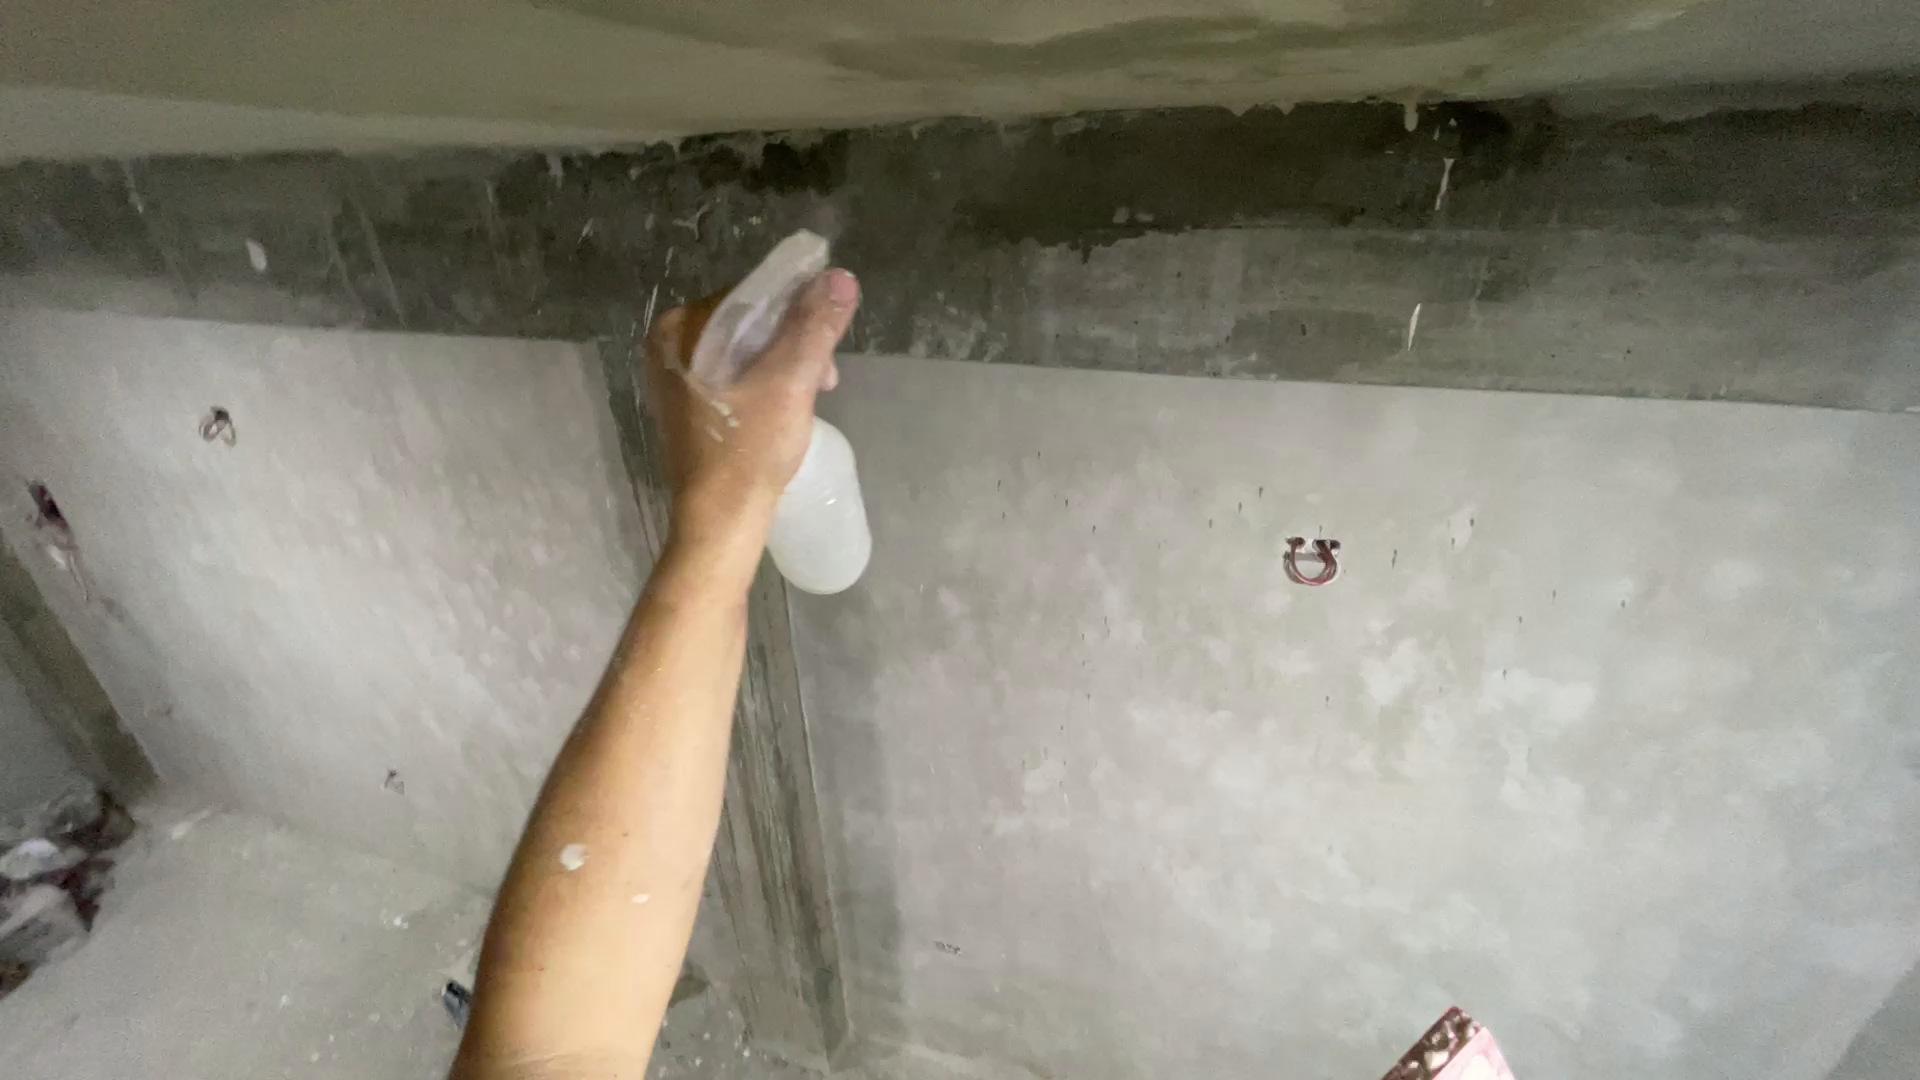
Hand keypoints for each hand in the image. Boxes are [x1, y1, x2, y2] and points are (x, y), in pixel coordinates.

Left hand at [645, 268, 858, 543]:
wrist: (722, 519)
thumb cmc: (750, 449)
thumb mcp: (790, 382)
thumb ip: (815, 326)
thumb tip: (841, 277)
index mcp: (681, 329)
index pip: (752, 295)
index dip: (799, 312)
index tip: (827, 345)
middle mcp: (670, 347)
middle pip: (750, 323)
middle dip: (794, 343)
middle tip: (825, 379)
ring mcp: (677, 380)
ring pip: (746, 352)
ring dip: (786, 365)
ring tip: (812, 396)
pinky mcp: (690, 408)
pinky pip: (736, 378)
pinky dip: (766, 384)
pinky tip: (786, 409)